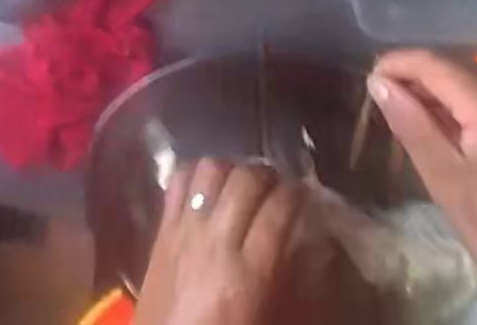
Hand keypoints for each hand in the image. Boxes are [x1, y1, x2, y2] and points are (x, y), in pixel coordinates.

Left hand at [133, 160, 304, 324]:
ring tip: (243, 179)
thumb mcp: (272, 321)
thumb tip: (315, 251)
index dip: (297, 194)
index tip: (306, 194)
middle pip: (245, 181)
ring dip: (232, 167)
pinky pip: (178, 180)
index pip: (278, 212)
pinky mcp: (162, 228)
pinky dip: (196, 171)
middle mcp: (216, 241)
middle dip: (267, 174)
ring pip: (210, 170)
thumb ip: (293, 289)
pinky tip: (208, 182)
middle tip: (278, 184)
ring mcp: (185, 229)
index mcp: (250, 276)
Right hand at [369, 50, 476, 324]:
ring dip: (446, 93)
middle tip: (387, 103)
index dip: (395, 64)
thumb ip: (414, 128)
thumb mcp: (453, 188)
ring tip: (418, 120)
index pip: (434, 61)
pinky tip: (462, 138)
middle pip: (460, 67)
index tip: (368, 84)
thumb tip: (380, 83)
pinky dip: (474, 108)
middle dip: (418, 76)